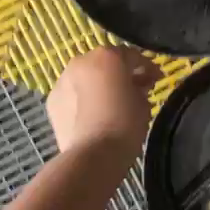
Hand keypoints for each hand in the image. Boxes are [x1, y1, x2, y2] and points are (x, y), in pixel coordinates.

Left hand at [46, 47, 159, 165]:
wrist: (93, 154)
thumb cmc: (125, 124)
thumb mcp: (142, 102)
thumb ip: (140, 86)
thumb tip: (136, 84)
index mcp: (107, 56)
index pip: (131, 55)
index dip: (147, 67)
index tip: (157, 78)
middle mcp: (82, 61)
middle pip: (105, 62)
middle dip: (120, 73)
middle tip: (134, 88)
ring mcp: (63, 79)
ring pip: (86, 77)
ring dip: (99, 85)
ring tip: (111, 103)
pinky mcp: (52, 99)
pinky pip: (73, 93)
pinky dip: (83, 98)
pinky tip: (92, 114)